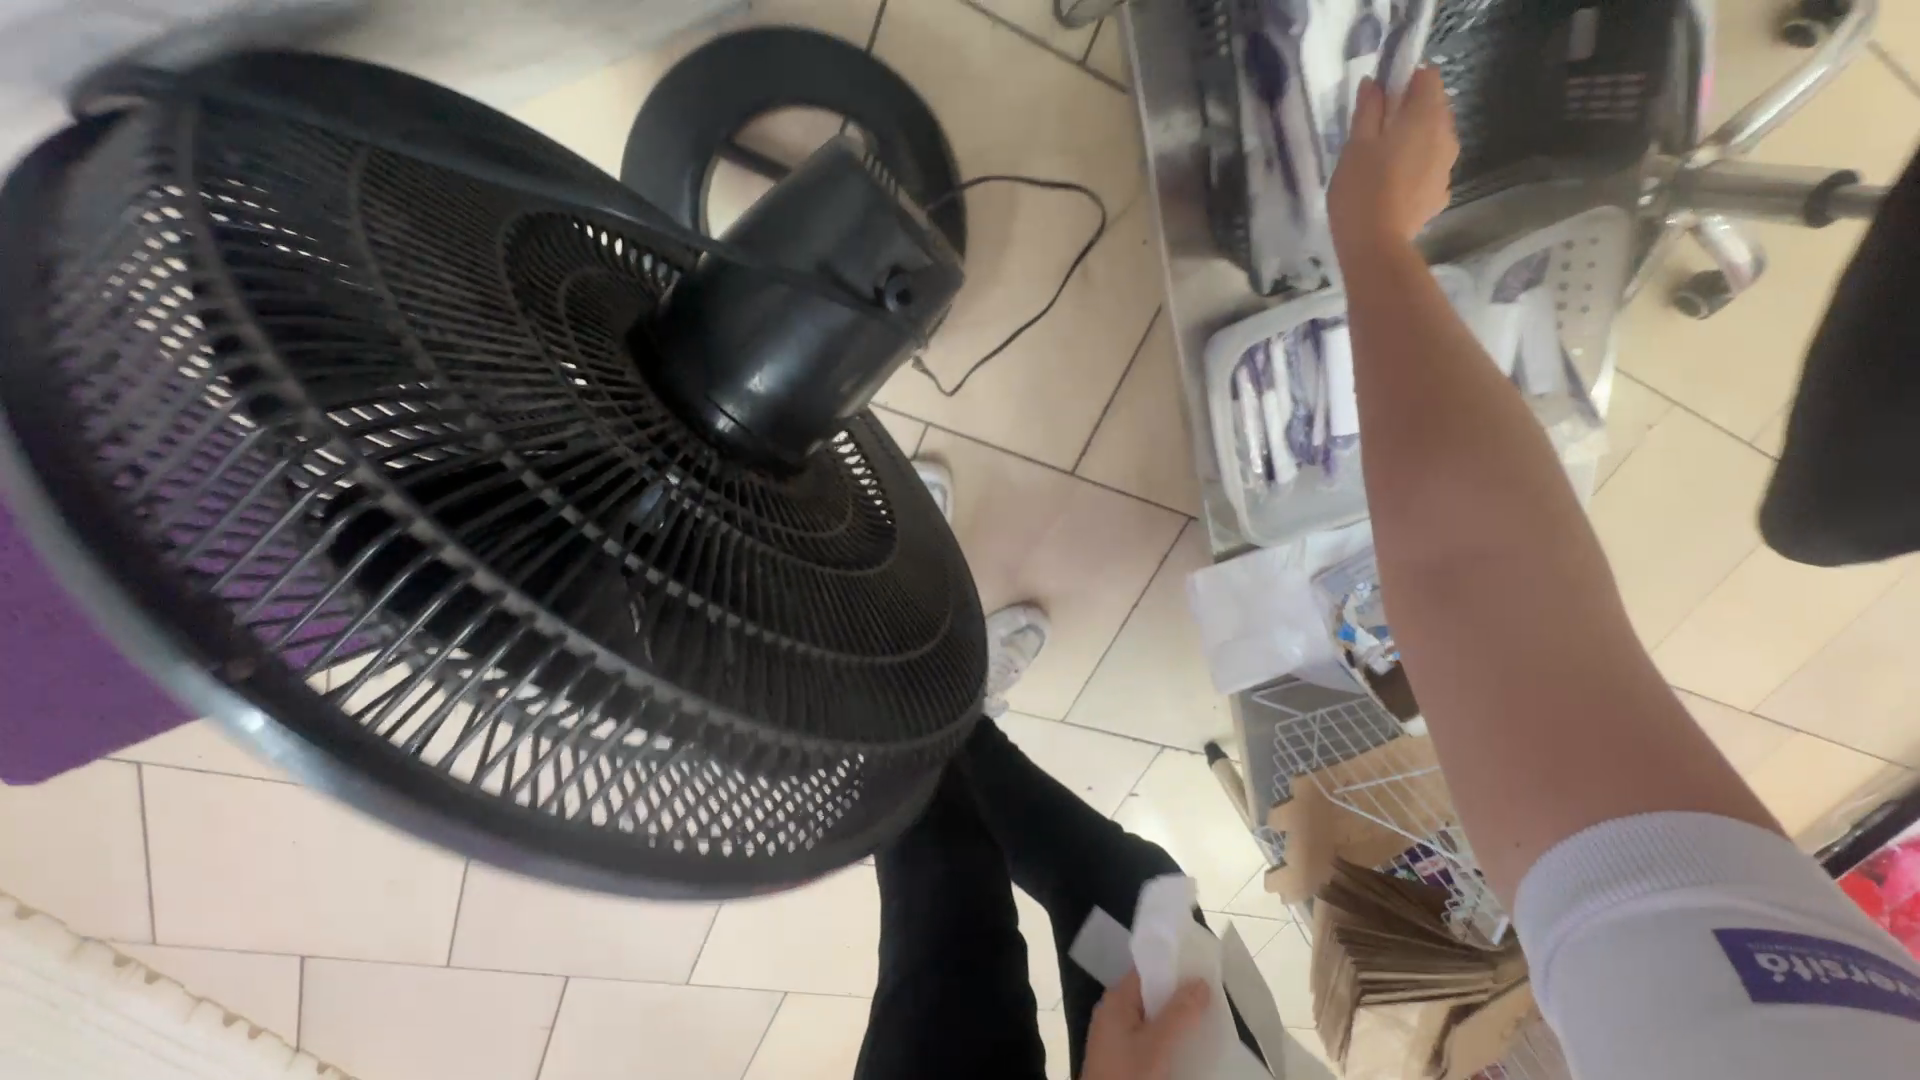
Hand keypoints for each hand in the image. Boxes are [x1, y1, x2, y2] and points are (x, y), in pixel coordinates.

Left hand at [1081, 971, 1209, 1079]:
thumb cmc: (1127, 1075)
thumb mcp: (1157, 1045)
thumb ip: (1179, 1013)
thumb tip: (1200, 980)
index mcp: (1117, 999)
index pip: (1148, 971)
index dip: (1174, 968)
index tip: (1203, 968)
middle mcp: (1114, 1011)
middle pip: (1151, 995)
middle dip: (1180, 996)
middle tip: (1213, 997)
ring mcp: (1116, 1036)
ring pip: (1152, 1019)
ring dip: (1176, 1020)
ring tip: (1208, 1020)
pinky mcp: (1122, 1057)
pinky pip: (1149, 1038)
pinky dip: (1167, 1039)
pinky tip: (1188, 1047)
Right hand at [1328, 65, 1459, 260]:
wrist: (1375, 244)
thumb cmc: (1361, 189)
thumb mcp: (1355, 146)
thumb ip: (1368, 110)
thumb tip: (1374, 84)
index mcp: (1426, 115)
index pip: (1427, 77)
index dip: (1404, 82)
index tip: (1380, 101)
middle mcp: (1447, 135)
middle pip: (1434, 109)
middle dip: (1409, 114)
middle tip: (1376, 135)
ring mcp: (1448, 166)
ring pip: (1434, 141)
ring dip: (1414, 144)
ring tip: (1384, 166)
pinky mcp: (1441, 194)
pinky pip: (1431, 171)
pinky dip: (1417, 172)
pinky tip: (1395, 190)